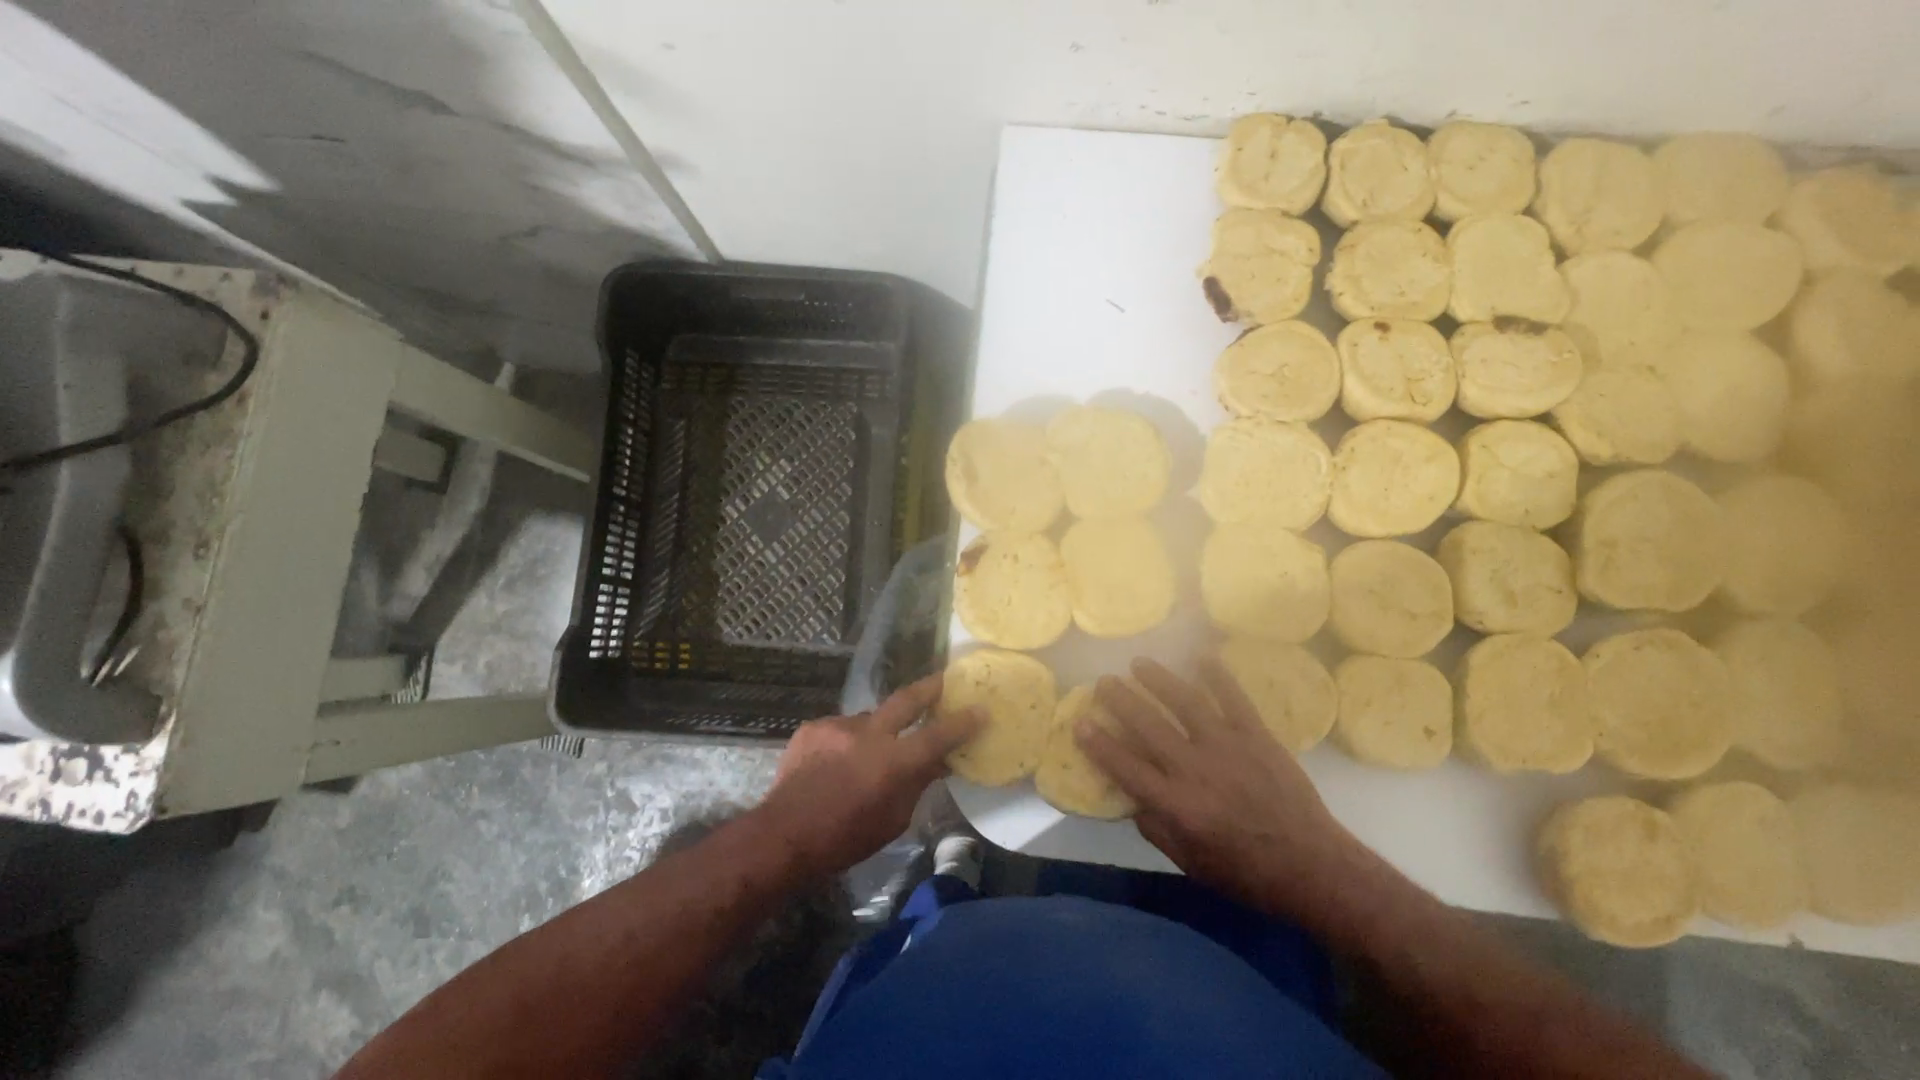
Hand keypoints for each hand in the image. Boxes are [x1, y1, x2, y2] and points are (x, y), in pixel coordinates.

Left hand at [755, 675, 980, 877]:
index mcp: (893, 762)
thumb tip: (937, 762)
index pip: (938, 735)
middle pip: (907, 699)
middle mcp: (868, 734)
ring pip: (870, 718)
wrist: (783, 836)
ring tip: (872, 752)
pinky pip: (841, 728)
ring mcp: (837, 726)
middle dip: (930, 688)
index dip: (963, 722)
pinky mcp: (812, 727)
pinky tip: (840, 761)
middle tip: (945, 680)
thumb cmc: (845, 839)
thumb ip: (917, 784)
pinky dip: (848, 741)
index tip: (981, 709)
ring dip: (878, 730)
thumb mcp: (894, 820)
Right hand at [1077, 658, 1378, 929]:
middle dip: (1122, 701)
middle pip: (1149, 726)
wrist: (1310, 865)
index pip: (1126, 767)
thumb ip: (1156, 828)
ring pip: (1186, 703)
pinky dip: (1217, 675)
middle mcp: (1196, 769)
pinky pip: (1234, 698)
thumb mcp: (1190, 862)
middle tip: (1103, 682)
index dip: (1099, 743)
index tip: (1080, 722)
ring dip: (1159, 680)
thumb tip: (1132, 798)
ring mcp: (1229, 748)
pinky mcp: (1258, 737)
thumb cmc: (1245, 872)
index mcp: (1176, 804)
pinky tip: (1201, 656)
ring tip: (1139, 664)